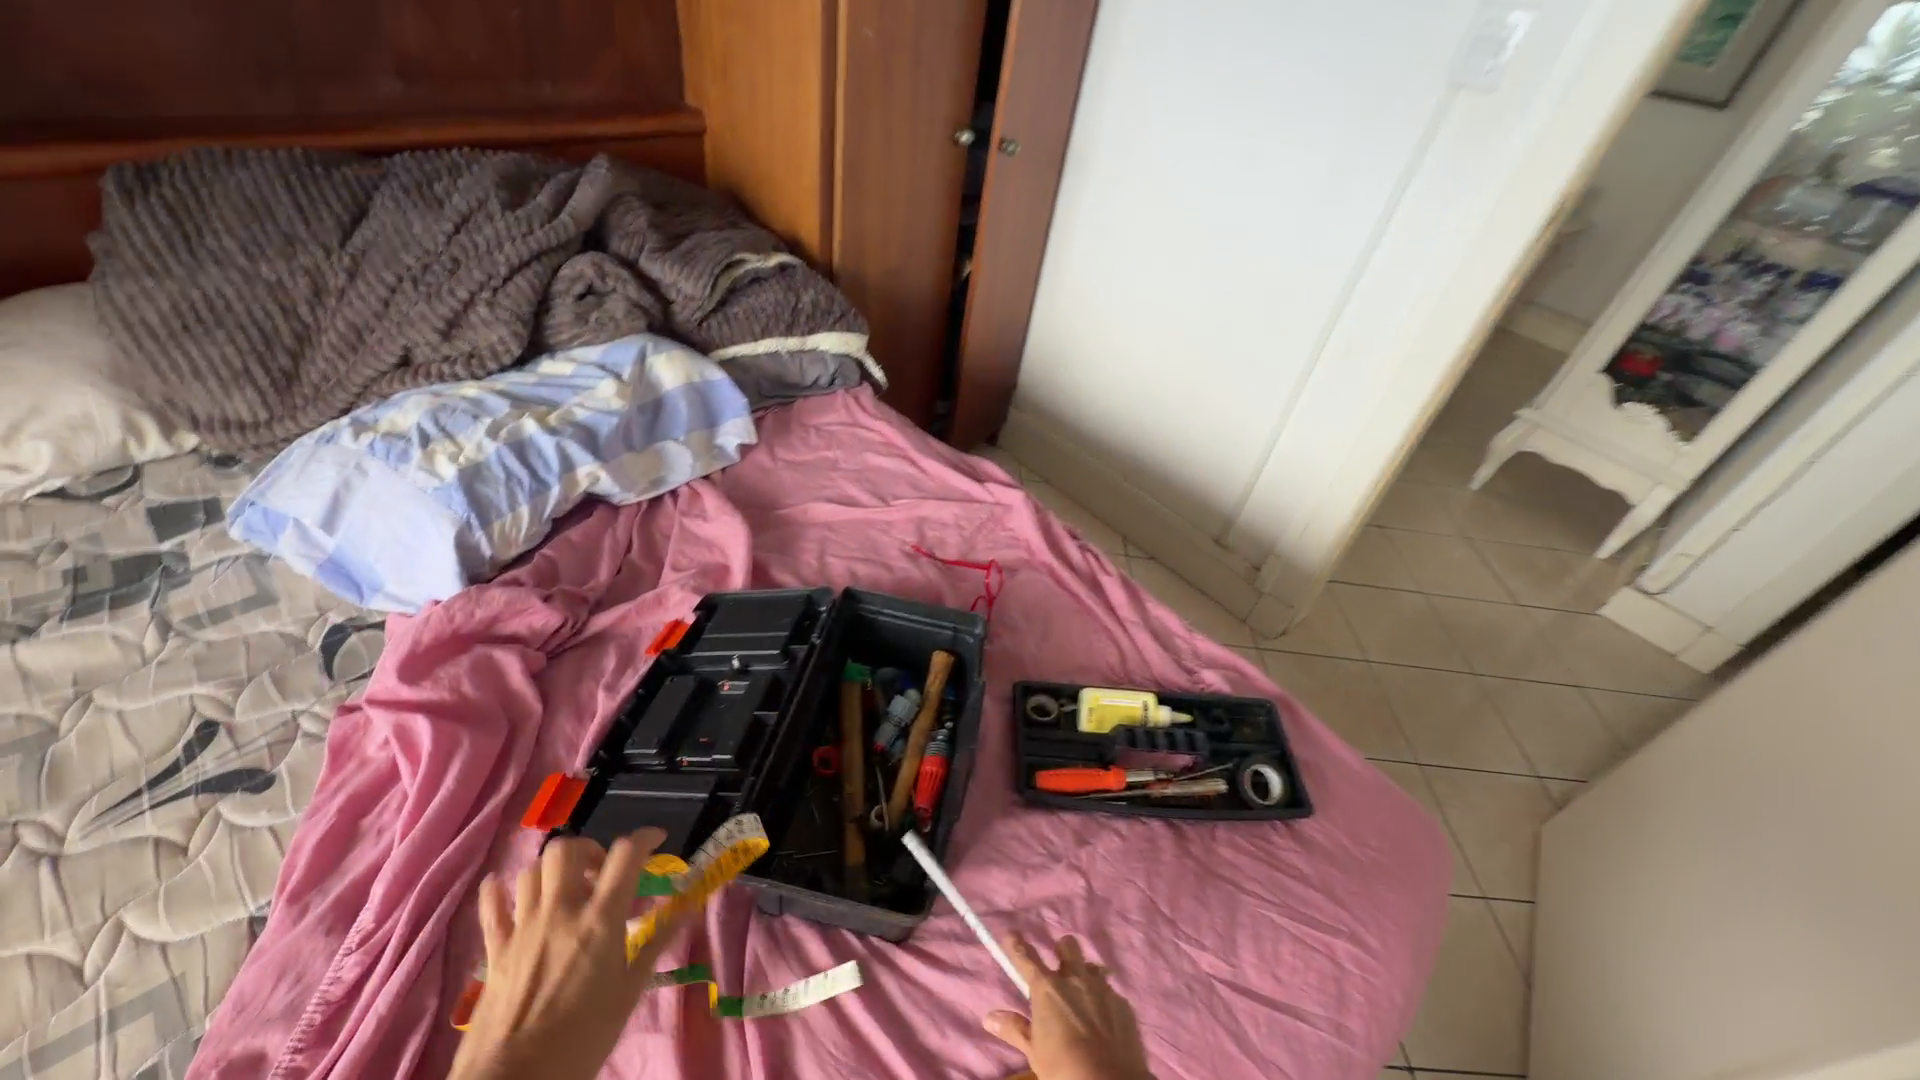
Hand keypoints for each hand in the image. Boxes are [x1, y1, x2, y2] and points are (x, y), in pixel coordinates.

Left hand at [449, 828, 681, 1079]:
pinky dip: (499, 890)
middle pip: (567, 850)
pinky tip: (506, 890)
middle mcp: (559, 912)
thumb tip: (687, 909)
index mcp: (599, 920)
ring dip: (552, 872)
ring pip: (531, 871)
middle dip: (589, 850)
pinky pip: (491, 905)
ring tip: (565, 890)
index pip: (624, 856)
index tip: (656, 841)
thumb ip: (655, 943)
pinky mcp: (494, 949)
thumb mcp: (628, 993)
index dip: (644, 838)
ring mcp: (522, 927)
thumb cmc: (583, 1039)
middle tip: (601, 873)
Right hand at [984, 934, 1152, 1079]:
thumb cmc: (1063, 1068)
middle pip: (1067, 945)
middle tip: (1059, 969)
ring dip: (1085, 975)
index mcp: (1046, 988)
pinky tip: (1103, 1019)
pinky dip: (1103, 1000)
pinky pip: (1110, 992)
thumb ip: (1015, 1030)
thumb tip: (990, 1017)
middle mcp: (1074, 979)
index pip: (1025, 957)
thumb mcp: (1034, 1052)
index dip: (1016, 944)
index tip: (1011, 934)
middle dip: (1062, 951)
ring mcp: (1101, 988)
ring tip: (1083, 996)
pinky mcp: (1122, 1003)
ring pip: (1091, 967)